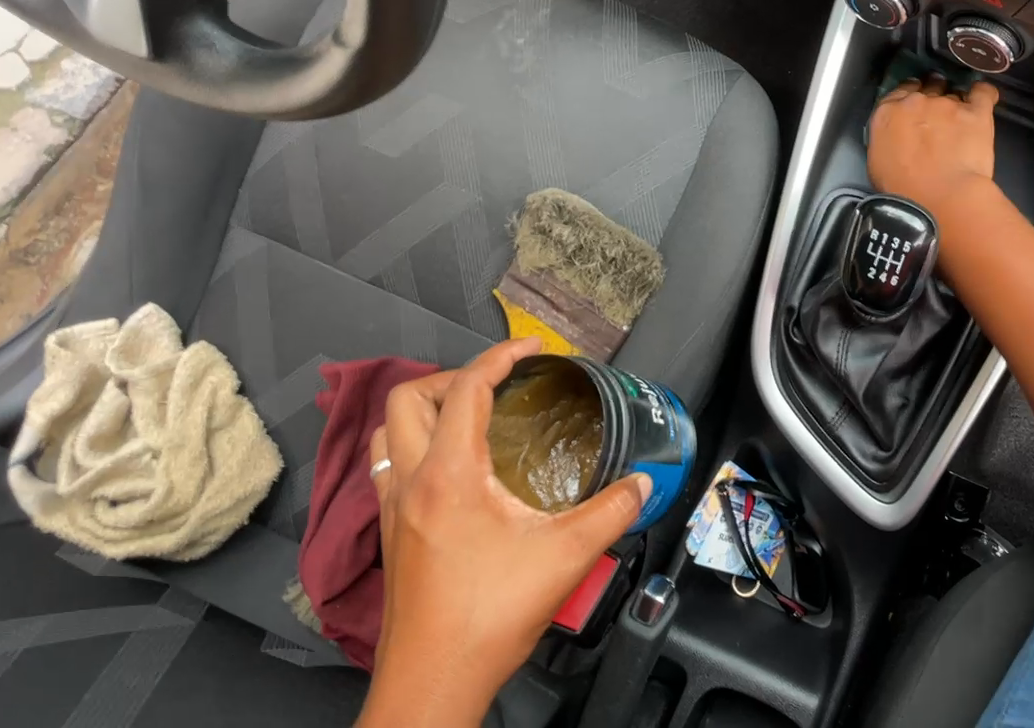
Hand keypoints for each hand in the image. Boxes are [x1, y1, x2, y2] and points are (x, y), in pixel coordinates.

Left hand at [358, 338, 649, 726]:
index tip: (533, 350)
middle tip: (500, 385)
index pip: (465, 390)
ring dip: (429, 410)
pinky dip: (421, 445)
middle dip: (455, 376)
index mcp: (449, 475)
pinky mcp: (391, 535)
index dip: (500, 358)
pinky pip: (392, 467)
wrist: (431, 683)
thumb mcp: (567, 555)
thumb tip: (643, 483)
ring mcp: (393, 511)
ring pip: (389, 434)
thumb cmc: (490, 615)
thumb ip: (612, 510)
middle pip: (408, 400)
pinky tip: (460, 468)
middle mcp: (411, 484)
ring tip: (476, 416)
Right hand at [867, 75, 1000, 213]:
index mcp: (889, 112)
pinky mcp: (976, 113)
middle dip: (934, 95)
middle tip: (938, 115)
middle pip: (929, 88)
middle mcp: (918, 101)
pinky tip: (984, 97)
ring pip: (954, 93)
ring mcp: (948, 104)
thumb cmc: (903, 191)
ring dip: (956, 102)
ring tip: (961, 117)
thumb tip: (899, 138)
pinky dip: (984, 93)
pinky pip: (983, 93)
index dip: (910, 95)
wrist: (940, 198)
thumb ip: (888, 139)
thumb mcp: (879, 162)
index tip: (916, 105)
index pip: (900, 90)